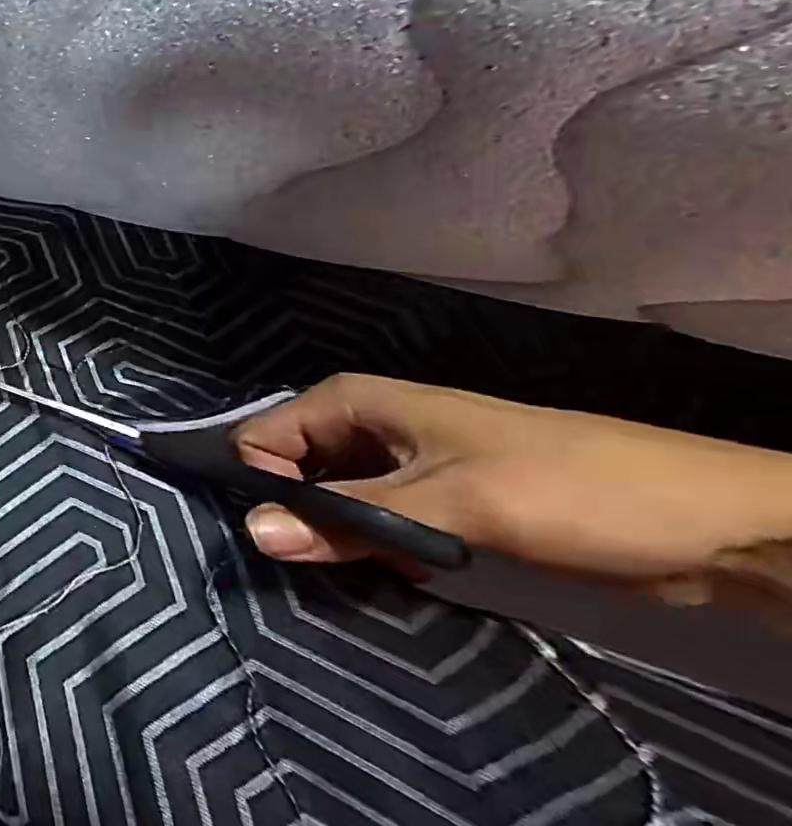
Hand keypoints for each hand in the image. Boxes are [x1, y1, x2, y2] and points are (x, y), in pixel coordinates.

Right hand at [230, 374, 791, 592]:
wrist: (716, 524)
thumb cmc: (571, 492)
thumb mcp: (451, 506)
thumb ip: (345, 520)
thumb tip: (252, 532)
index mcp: (351, 401)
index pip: (261, 440)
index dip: (268, 486)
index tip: (300, 532)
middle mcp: (361, 423)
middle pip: (290, 470)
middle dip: (302, 516)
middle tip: (337, 560)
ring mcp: (393, 459)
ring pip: (328, 497)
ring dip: (340, 535)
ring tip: (377, 564)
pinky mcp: (425, 493)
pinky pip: (367, 516)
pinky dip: (372, 544)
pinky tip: (400, 565)